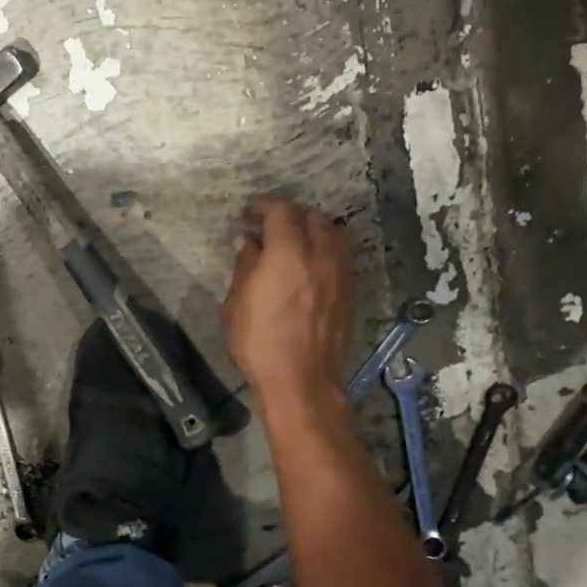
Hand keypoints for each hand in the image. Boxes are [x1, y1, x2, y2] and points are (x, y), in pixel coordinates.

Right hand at [221, 197, 355, 403]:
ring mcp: (340, 273)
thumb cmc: (259, 343)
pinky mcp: (350, 291)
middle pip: (311, 216)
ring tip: (294, 240)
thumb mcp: (236, 304)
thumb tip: (248, 243)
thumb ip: (244, 266)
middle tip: (268, 225)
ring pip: (333, 232)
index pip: (281, 211)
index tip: (247, 213)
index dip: (262, 205)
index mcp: (288, 253)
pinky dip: (325, 248)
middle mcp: (320, 255)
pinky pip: (341, 255)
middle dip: (288, 214)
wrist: (301, 381)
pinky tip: (309, 263)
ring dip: (312, 228)